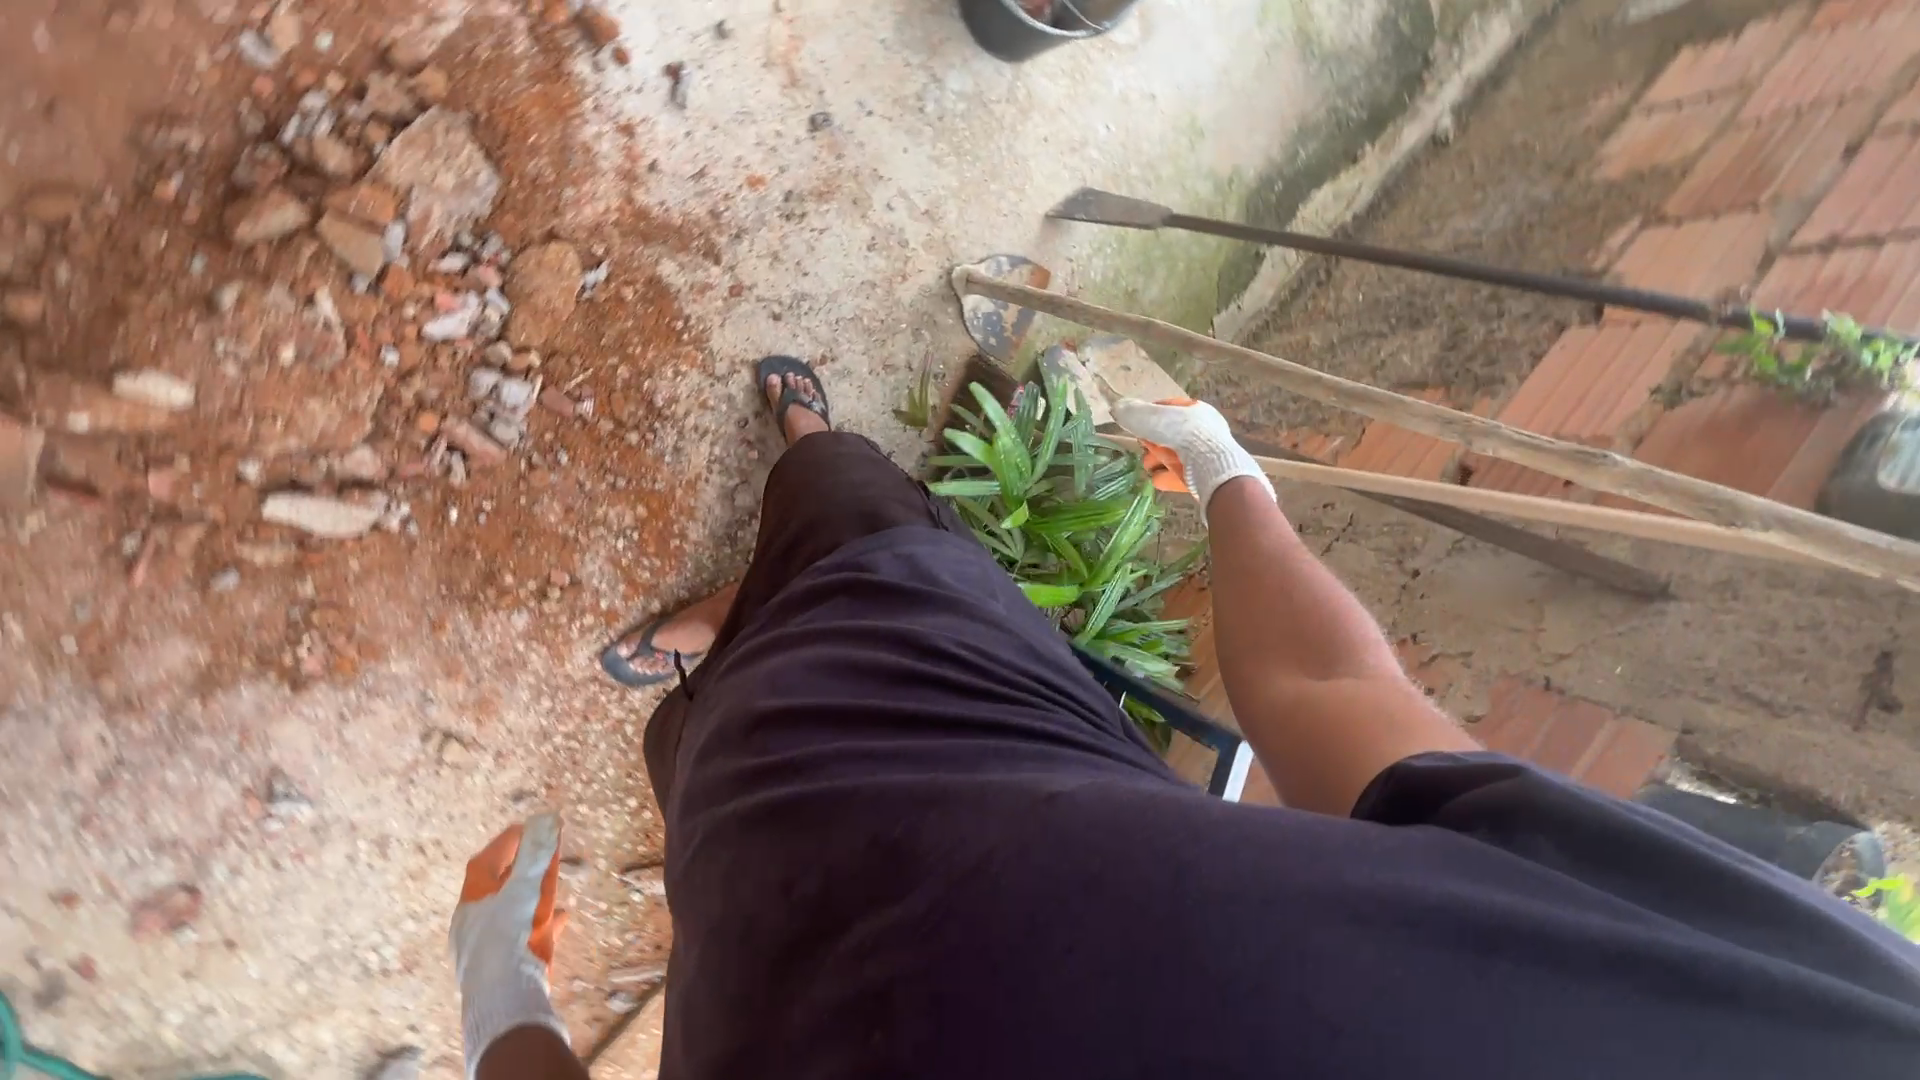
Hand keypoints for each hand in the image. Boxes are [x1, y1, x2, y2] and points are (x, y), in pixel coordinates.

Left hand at [450, 813, 569, 1076]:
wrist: (504, 1000)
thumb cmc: (506, 939)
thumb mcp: (523, 888)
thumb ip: (535, 853)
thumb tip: (546, 815)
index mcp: (472, 904)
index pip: (484, 863)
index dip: (505, 843)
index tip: (526, 826)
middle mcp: (477, 923)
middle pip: (501, 886)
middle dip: (523, 865)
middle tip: (544, 848)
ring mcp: (492, 945)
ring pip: (514, 910)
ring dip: (534, 892)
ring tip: (554, 878)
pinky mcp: (510, 963)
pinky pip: (529, 934)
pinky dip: (545, 921)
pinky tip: (563, 915)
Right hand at [1110, 397, 1274, 516]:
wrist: (1209, 465)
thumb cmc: (1181, 434)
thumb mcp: (1151, 418)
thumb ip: (1133, 413)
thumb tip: (1118, 407)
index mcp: (1194, 410)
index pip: (1167, 408)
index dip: (1148, 415)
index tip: (1135, 425)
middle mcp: (1201, 430)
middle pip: (1167, 435)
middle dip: (1151, 442)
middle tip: (1142, 446)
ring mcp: (1203, 454)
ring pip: (1172, 455)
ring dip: (1155, 461)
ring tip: (1148, 466)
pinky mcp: (1202, 475)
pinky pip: (1179, 474)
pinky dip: (1166, 476)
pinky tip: (1157, 478)